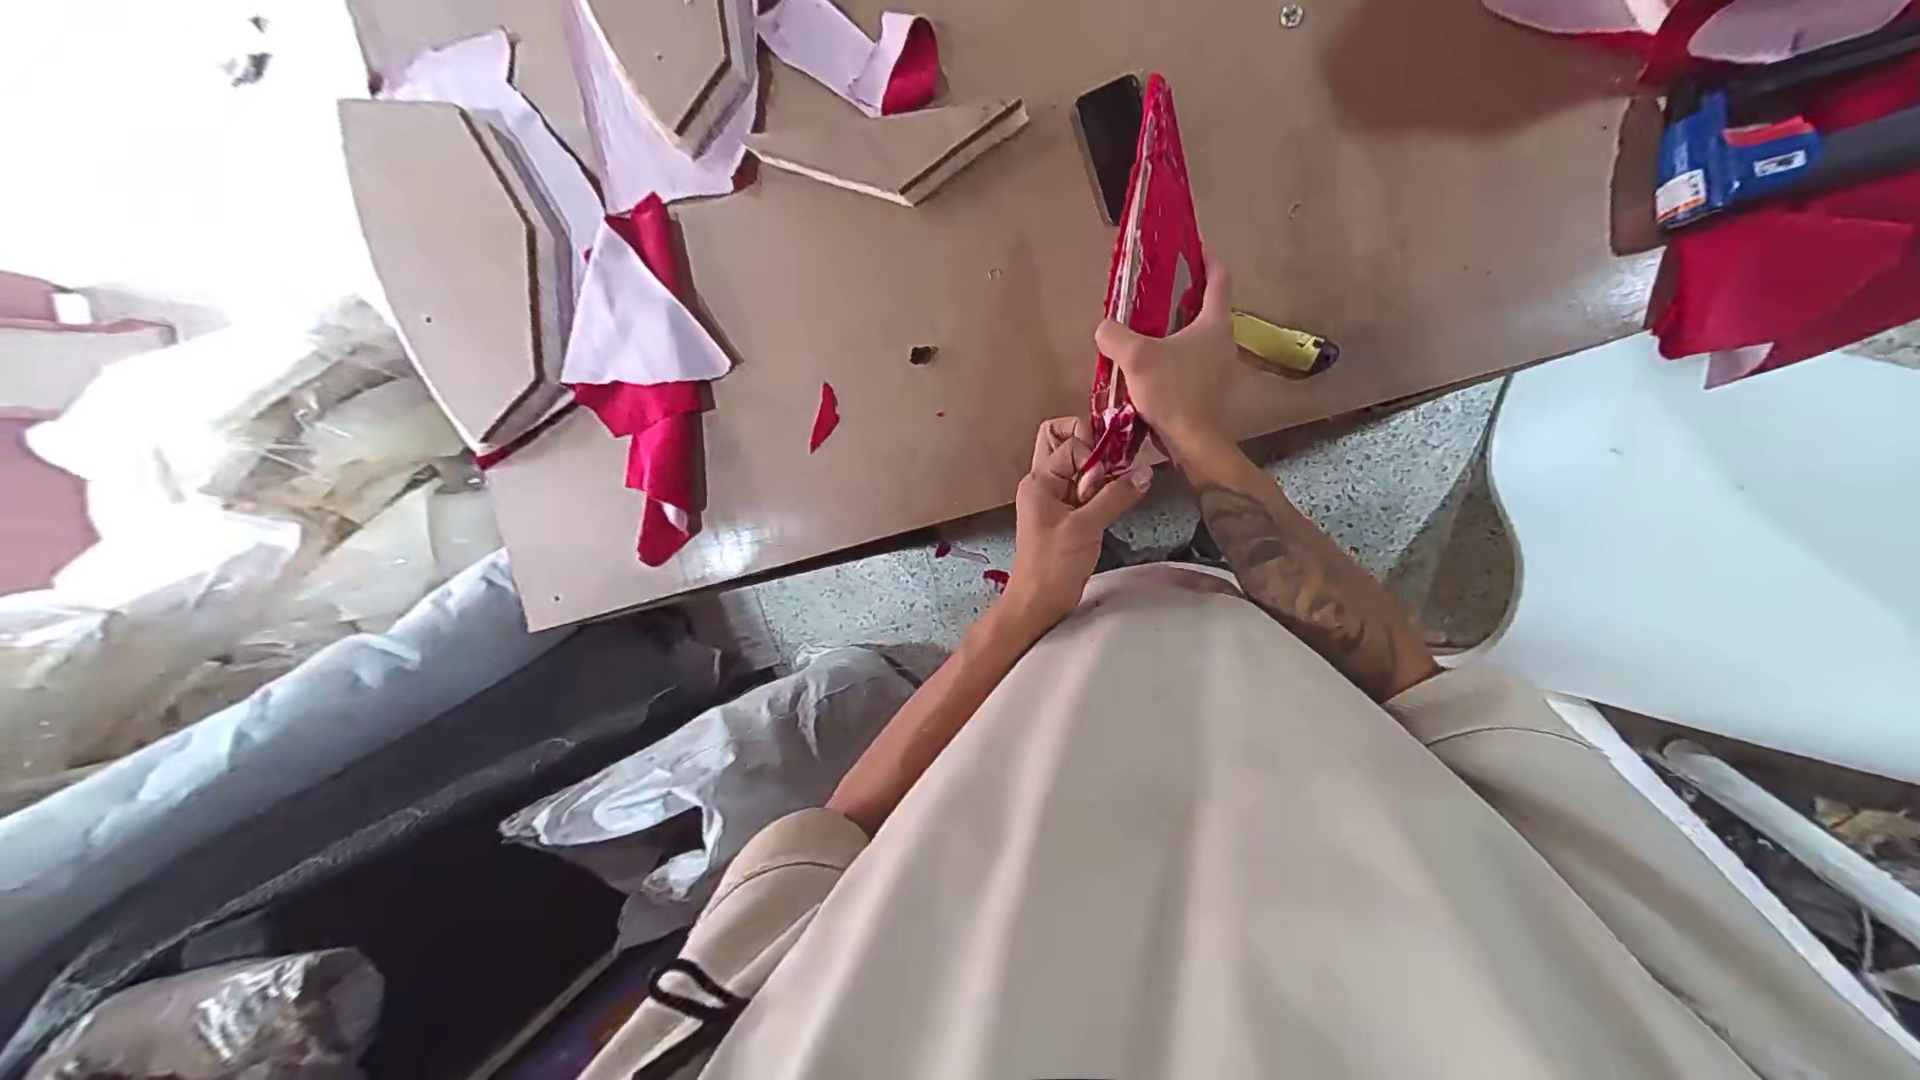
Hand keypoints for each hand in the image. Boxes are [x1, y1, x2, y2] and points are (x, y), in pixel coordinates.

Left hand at [1005, 417, 1152, 630]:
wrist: (1040, 601)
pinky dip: (1104, 490)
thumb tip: (1143, 473)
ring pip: (1079, 465)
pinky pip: (1087, 489)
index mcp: (1039, 480)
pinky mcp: (1069, 514)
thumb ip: (1115, 496)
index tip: (1105, 477)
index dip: (1093, 454)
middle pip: (1065, 442)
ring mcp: (1055, 498)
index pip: (1070, 444)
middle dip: (1093, 447)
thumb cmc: (1053, 565)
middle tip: (1113, 468)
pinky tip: (1118, 500)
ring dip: (1101, 473)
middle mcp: (1044, 483)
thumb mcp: (1085, 527)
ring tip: (1116, 490)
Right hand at [1093, 254, 1234, 457]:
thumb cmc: (1172, 392)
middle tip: (1156, 291)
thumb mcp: (1135, 357)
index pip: (1219, 278)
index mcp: (1214, 322)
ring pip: (1197, 335)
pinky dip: (1174, 353)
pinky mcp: (1207, 387)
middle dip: (1184, 295)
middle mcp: (1222, 340)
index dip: (1206, 258)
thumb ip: (1114, 335)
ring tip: (1147, 328)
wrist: (1191, 440)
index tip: (1192, 248)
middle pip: (1206, 307)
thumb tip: (1104, 328)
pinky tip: (1151, 364)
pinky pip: (1191, 359)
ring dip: (1176, 327)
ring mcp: (1217, 365)